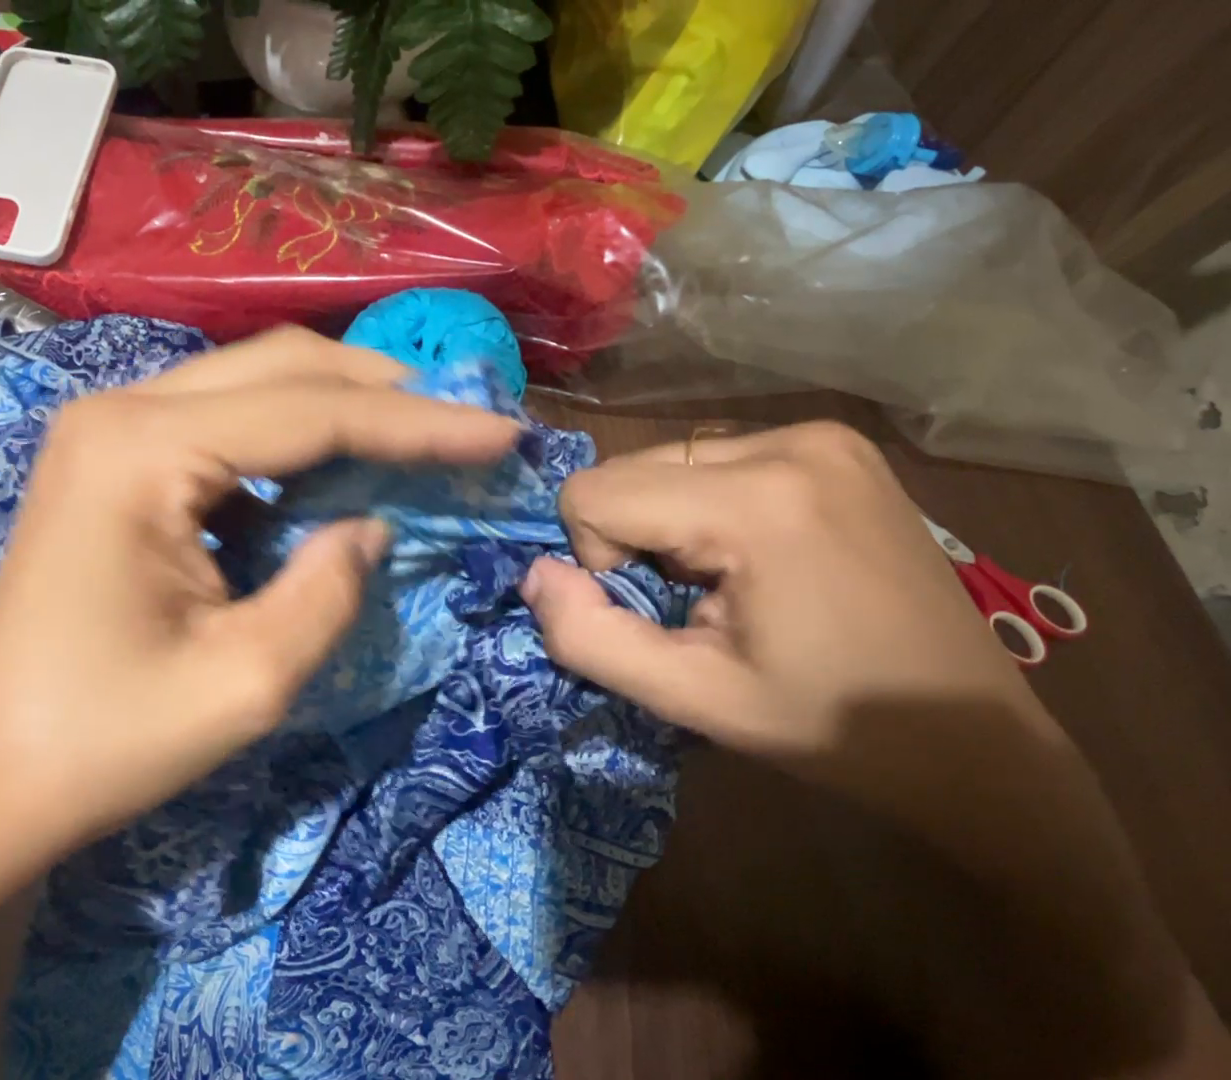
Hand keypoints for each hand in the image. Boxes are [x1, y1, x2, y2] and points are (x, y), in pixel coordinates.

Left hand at [0, 328, 519, 928]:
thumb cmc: (109, 742)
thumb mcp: (248, 680)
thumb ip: (329, 588)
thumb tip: (370, 525)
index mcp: (140, 450)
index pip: (308, 412)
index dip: (416, 424)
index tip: (502, 434)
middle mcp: (115, 412)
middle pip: (277, 369)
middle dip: (379, 394)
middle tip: (465, 425)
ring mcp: (101, 431)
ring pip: (246, 387)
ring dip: (334, 411)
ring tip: (416, 444)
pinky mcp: (103, 463)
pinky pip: (214, 426)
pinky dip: (284, 443)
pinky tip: (330, 475)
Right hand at [518, 421, 1052, 781]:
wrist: (972, 740)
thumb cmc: (825, 726)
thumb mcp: (687, 698)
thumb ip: (586, 637)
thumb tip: (533, 574)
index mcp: (756, 500)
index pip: (592, 492)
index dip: (596, 561)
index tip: (659, 613)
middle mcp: (790, 440)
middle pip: (629, 470)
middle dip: (632, 539)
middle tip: (694, 604)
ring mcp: (824, 435)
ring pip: (667, 462)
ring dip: (668, 523)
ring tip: (729, 584)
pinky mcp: (840, 445)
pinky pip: (717, 461)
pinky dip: (706, 507)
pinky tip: (758, 558)